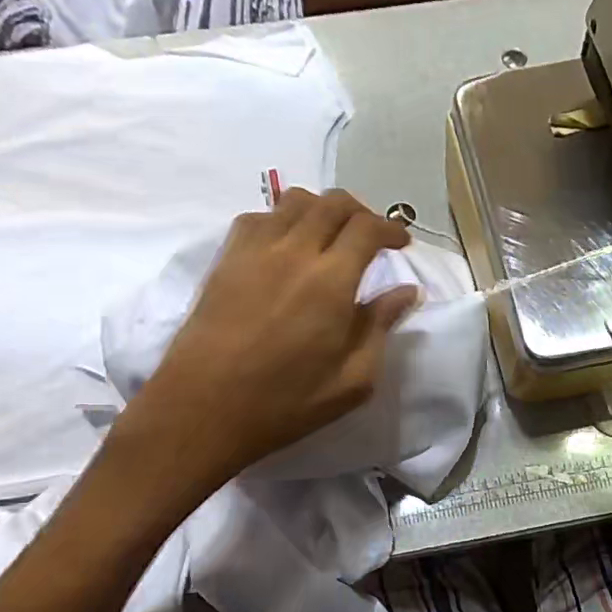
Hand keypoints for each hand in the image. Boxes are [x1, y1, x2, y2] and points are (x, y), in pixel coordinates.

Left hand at [118, 188, 417, 488]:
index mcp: (331, 281)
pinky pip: (258, 218)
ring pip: (294, 202)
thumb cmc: (284, 403)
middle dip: (360, 212)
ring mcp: (254, 251)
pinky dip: (282, 219)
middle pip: (332, 203)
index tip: (401, 243)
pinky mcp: (225, 259)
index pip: (367, 228)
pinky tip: (285, 245)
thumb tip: (406, 292)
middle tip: (371, 237)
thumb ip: (380, 328)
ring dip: (321, 209)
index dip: (390, 229)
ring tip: (330, 236)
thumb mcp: (351, 380)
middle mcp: (294, 251)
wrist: (204, 409)